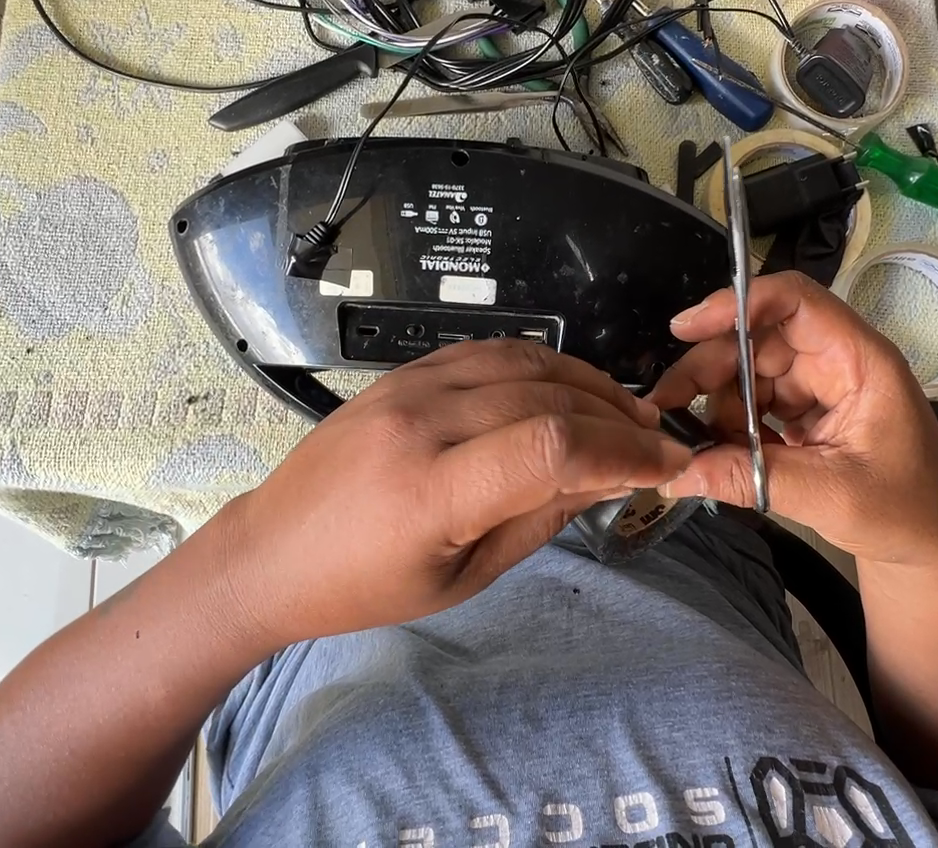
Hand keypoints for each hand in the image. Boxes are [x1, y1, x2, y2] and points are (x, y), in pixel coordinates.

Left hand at [214, 340, 692, 643]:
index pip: (553, 445)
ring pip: (526, 361)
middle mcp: (423, 421)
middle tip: (655, 440)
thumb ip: (540, 518)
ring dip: (588, 382)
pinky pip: (490, 350)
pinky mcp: (405, 372)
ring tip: (623, 411)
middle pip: (549, 396)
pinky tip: (566, 386)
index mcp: (433, 489)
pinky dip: (542, 364)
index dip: (624, 450)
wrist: (272, 550)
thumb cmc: (362, 587)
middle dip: (618, 417)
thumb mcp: (462, 578)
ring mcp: (410, 386)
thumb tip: (608, 477)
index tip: (666, 463)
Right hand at [649, 271, 937, 569]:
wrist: (928, 551)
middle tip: (668, 405)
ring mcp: (818, 385)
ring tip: (704, 445)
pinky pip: (753, 401)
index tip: (686, 328)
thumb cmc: (903, 515)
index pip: (795, 301)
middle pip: (758, 338)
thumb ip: (750, 479)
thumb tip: (675, 473)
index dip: (739, 304)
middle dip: (710, 368)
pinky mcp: (803, 411)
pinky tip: (723, 451)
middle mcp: (835, 361)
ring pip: (748, 370)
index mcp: (859, 361)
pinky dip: (732, 424)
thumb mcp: (829, 496)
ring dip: (718, 403)